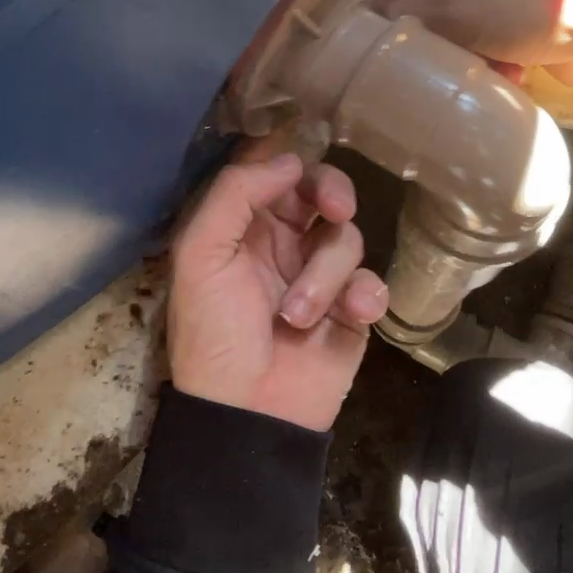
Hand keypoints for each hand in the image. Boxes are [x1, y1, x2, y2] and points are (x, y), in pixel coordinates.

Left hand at [167, 154, 388, 431]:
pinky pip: (372, 284)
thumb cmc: (213, 328)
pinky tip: (351, 314)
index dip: (294, 165)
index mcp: (245, 225)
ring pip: (346, 240)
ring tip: (297, 314)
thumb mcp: (201, 253)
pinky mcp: (352, 311)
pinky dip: (365, 295)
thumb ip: (235, 194)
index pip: (277, 175)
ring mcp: (320, 276)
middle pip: (322, 193)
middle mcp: (284, 242)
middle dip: (332, 194)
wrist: (245, 412)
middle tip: (334, 210)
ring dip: (325, 274)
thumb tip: (289, 159)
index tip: (302, 170)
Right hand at [372, 0, 572, 87]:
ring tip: (477, 71)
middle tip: (428, 64)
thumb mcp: (453, 6)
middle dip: (430, 37)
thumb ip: (406, 13)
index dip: (383, 4)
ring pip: (458, 28)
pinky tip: (509, 74)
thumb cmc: (525, 3)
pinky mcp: (530, 17)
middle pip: (428, 2)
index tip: (378, 42)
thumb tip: (380, 23)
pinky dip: (495, 60)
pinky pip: (492, 41)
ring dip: (463, 54)